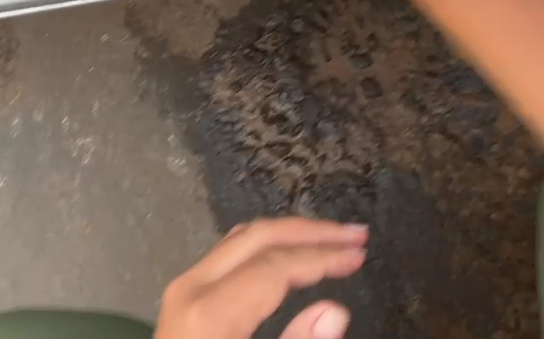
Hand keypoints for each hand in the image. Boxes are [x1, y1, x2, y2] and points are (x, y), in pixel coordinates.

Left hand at [155, 218, 367, 338]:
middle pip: (257, 238)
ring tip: (332, 239)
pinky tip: (291, 255)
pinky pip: (229, 255)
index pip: (275, 266)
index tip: (360, 254)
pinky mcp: (184, 298)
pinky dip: (266, 248)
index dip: (321, 257)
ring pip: (241, 240)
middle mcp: (192, 286)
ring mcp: (183, 288)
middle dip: (309, 232)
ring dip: (289, 236)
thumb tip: (334, 310)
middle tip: (355, 234)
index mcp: (210, 311)